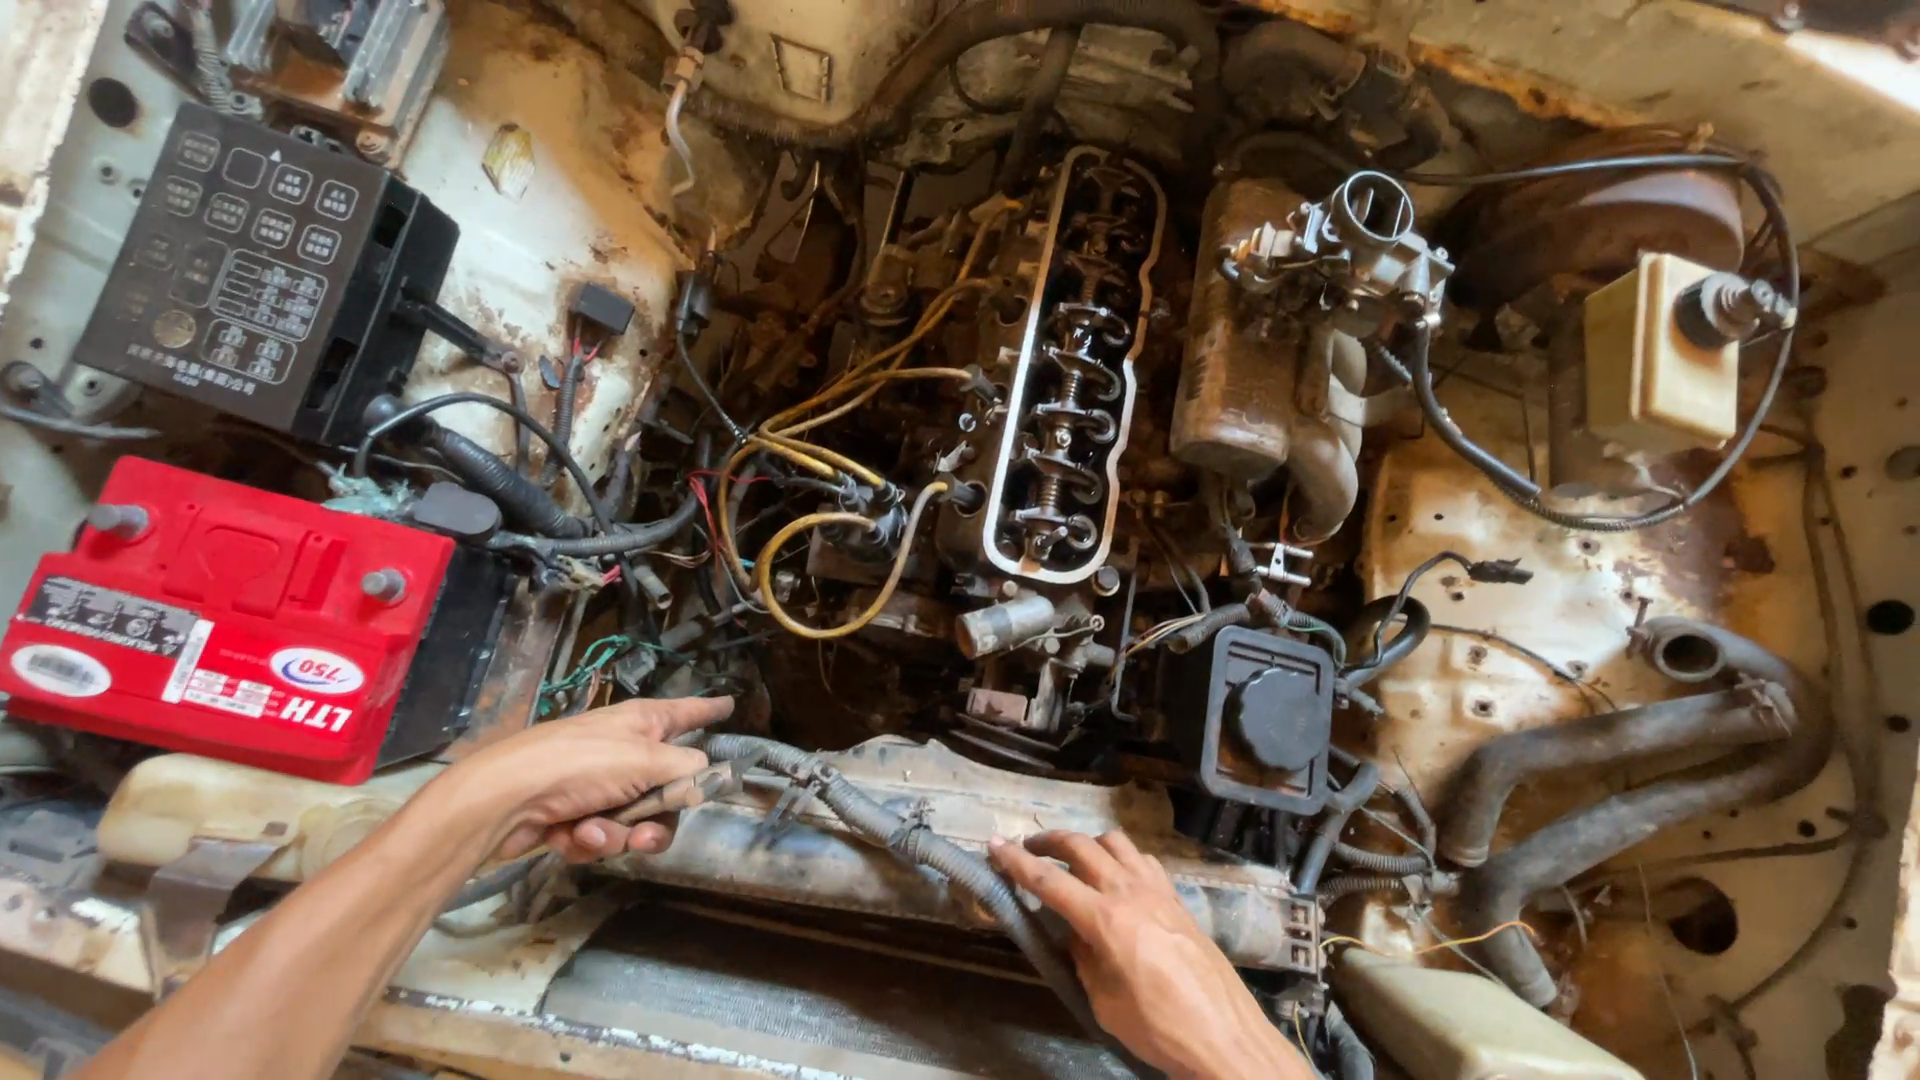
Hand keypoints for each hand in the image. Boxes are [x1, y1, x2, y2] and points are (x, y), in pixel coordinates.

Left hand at [448, 696, 734, 862]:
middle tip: (648, 833)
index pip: (688, 712)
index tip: (730, 705)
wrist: (503, 801)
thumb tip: (703, 774)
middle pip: (668, 788)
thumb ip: (685, 769)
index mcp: (644, 723)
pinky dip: (588, 840)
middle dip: (658, 818)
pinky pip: (605, 835)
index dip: (710, 710)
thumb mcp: (645, 760)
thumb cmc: (579, 765)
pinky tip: (567, 835)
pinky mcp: (576, 815)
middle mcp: (626, 750)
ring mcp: (600, 784)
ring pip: (637, 820)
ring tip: (591, 831)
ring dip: (618, 833)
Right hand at [989, 830, 1311, 1079]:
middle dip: (1048, 841)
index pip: (1049, 881)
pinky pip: (1142, 860)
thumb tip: (1074, 932)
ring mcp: (1157, 890)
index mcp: (1105, 920)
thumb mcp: (1104, 1001)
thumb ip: (1083, 957)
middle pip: (1080, 846)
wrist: (1226, 1037)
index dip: (1016, 861)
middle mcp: (1129, 892)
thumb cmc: (1159, 1028)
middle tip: (1028, 848)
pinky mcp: (1176, 897)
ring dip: (1087, 843)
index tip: (994, 844)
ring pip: (1114, 842)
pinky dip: (1121, 858)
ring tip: (1074, 860)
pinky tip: (1118, 878)